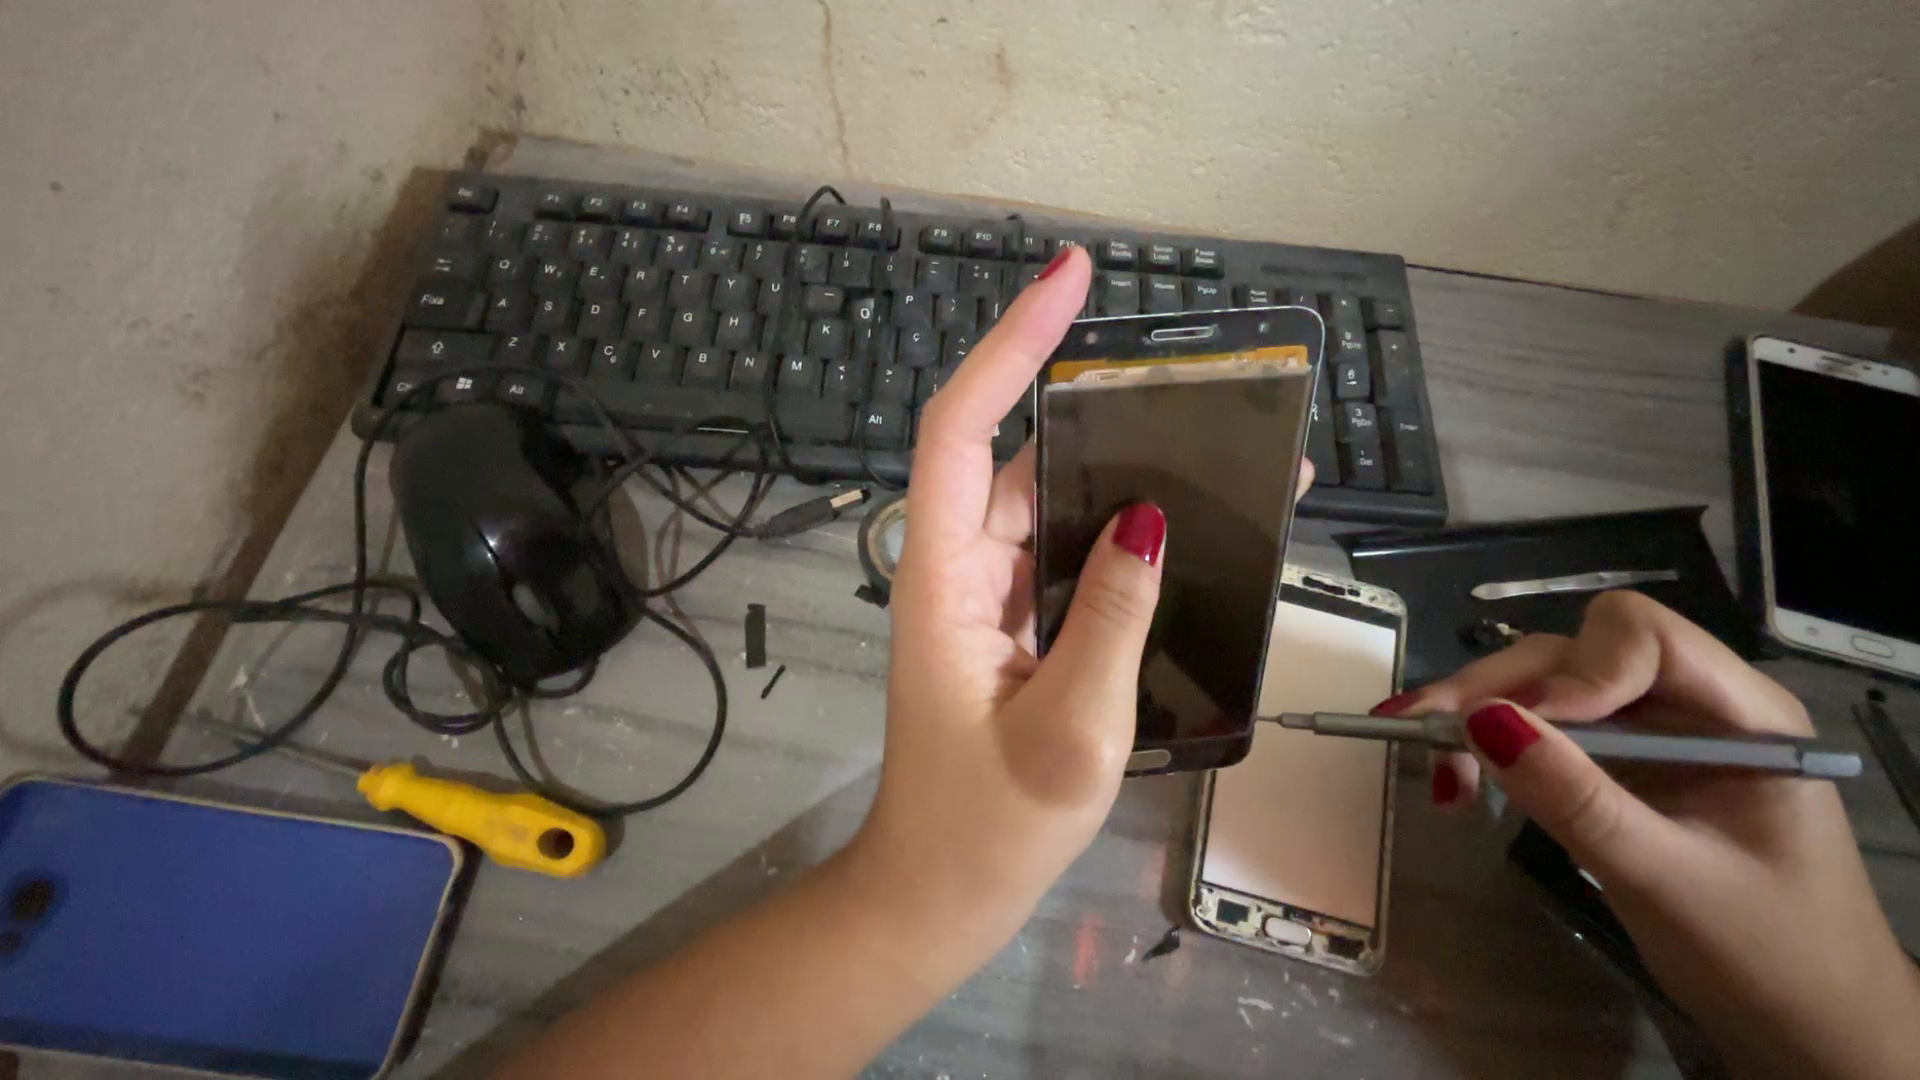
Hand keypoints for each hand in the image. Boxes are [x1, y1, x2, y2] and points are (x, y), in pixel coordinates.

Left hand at [844, 245, 1312, 982]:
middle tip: (1186, 371)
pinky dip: (1128, 534)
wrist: (943, 891)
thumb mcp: (1068, 729)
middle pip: (1021, 454)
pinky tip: (1194, 524)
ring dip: (1128, 471)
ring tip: (1223, 444)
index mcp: (943, 578)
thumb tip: (1153, 518)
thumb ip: (1111, 619)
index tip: (1069, 277)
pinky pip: (1075, 556)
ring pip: (1057, 504)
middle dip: (1096, 403)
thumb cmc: (989, 824)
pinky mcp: (1020, 622)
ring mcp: (992, 594)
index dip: (1010, 345)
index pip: (963, 429)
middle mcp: (962, 567)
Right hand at [1391, 592, 1919, 1079]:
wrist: (1801, 1025)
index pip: (1643, 637)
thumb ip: (1576, 797)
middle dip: (1493, 688)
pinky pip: (1531, 726)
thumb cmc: (1765, 956)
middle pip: (1569, 654)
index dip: (1575, 669)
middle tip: (1419, 727)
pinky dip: (1483, 745)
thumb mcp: (1665, 878)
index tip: (1522, 728)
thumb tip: (1480, 720)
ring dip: (1474, 715)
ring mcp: (1643, 730)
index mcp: (1740, 716)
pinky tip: (1457, 781)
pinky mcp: (1609, 759)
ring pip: (1536, 685)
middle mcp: (1685, 704)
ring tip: (1433, 766)